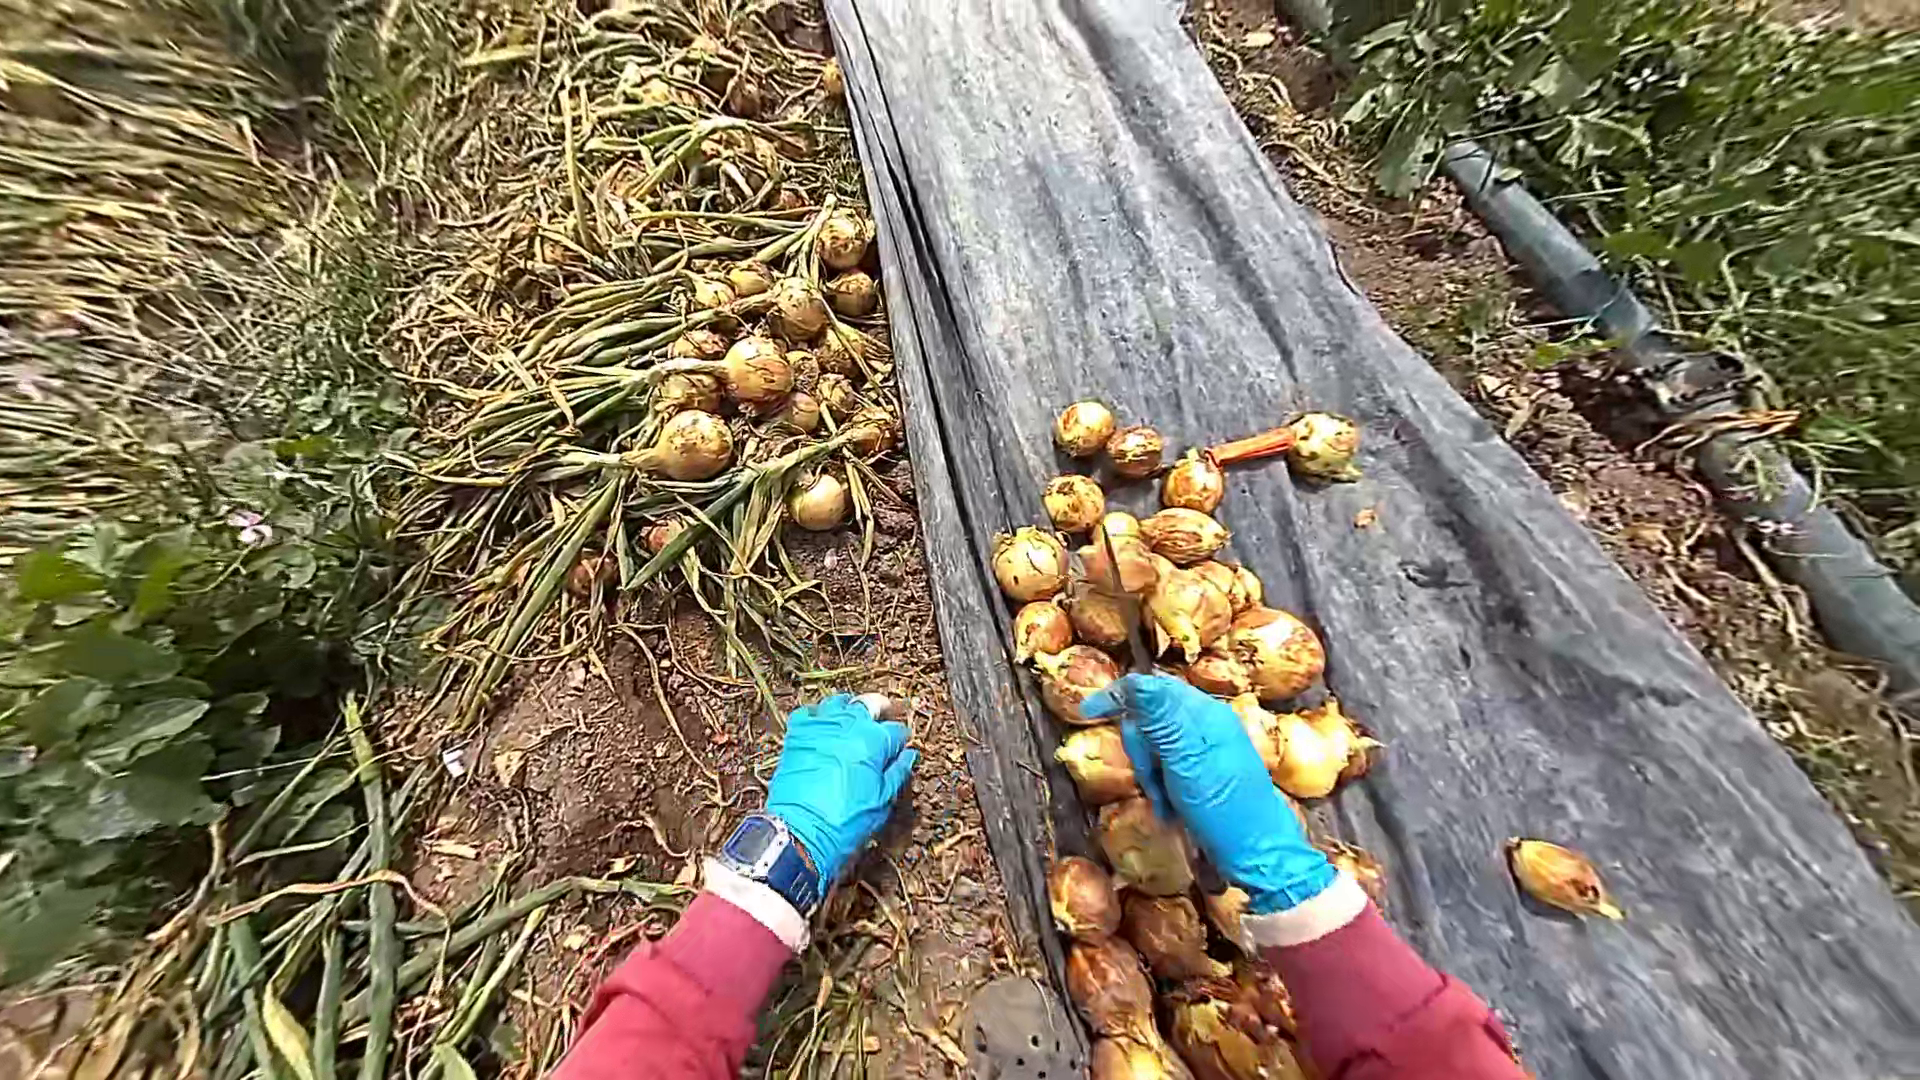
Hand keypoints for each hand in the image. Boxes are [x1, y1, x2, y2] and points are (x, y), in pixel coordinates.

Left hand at [766, 694, 918, 882]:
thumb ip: (897, 772)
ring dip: (849, 709)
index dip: (899, 742)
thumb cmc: (845, 820)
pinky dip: (817, 717)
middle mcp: (850, 723)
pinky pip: (808, 713)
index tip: (897, 751)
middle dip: (881, 711)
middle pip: (871, 703)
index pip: (896, 730)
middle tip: (881, 724)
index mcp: (875, 739)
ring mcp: (822, 724)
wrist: (799, 831)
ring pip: (840, 701)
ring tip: (851, 722)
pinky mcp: (798, 732)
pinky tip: (821, 729)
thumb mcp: (881, 801)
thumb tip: (908, 756)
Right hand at [1083, 674, 1333, 913]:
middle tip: (1147, 778)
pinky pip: (1166, 764)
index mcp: (1203, 712)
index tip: (1088, 711)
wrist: (1260, 859)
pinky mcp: (1204, 769)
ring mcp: (1205, 746)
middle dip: (1140, 747)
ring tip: (1161, 799)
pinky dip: (1160, 783)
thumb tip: (1133, 680)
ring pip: (1153, 743)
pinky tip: (1169, 805)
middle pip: (1148, 715)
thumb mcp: (1185, 759)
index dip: (1118, 696)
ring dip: (1149, 771)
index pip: (1151, 686)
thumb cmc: (1222, 808)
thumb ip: (1159, 717)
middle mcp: (1205, 722)